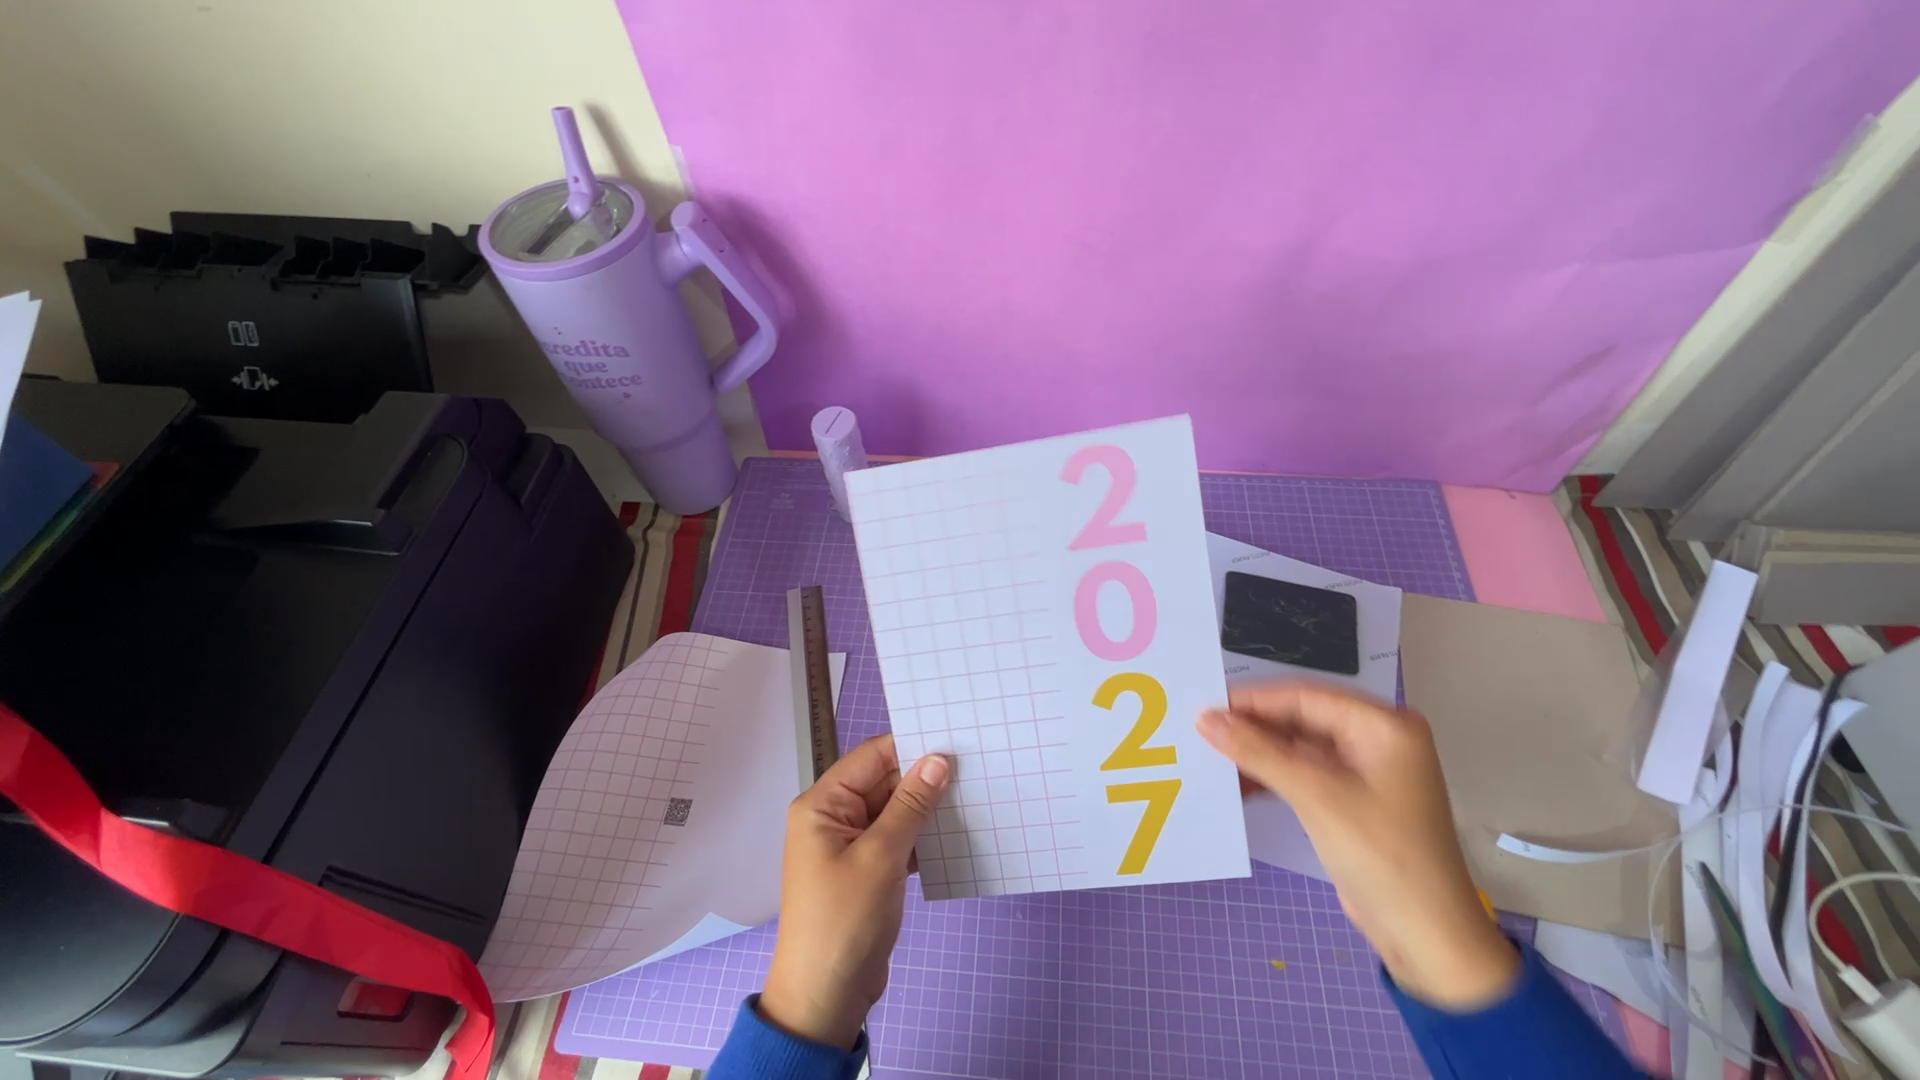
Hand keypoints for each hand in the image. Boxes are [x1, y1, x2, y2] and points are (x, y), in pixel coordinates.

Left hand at [760, 735, 950, 1047]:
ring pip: (893, 811)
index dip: (910, 748)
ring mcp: (849, 846)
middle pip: (882, 782)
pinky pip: (896, 839)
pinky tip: (953, 835)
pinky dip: (920, 837)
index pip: (871, 758)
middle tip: (973, 769)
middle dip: (922, 778)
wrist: (826, 996)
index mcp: (823, 805)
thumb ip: (911, 804)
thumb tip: (938, 760)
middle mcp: (832, 818)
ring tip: (971, 797)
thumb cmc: (845, 921)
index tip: (954, 742)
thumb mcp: (882, 856)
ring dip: (925, 809)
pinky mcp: (866, 871)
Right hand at [1198, 681, 1519, 1009]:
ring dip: (1258, 753)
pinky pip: (1303, 774)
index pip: (1305, 697)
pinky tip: (1236, 783)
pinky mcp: (1351, 800)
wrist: (1426, 937)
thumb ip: (1258, 752)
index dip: (1252, 700)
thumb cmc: (1380, 854)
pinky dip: (1272, 777)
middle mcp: (1376, 739)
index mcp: (1383, 725)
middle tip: (1200, 730)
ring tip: (1209, 755)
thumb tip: (1205, 718)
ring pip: (1298, 747)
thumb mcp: (1315, 795)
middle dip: (1252, 727)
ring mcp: (1364, 771)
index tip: (1204, 705)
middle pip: (1301, 719)